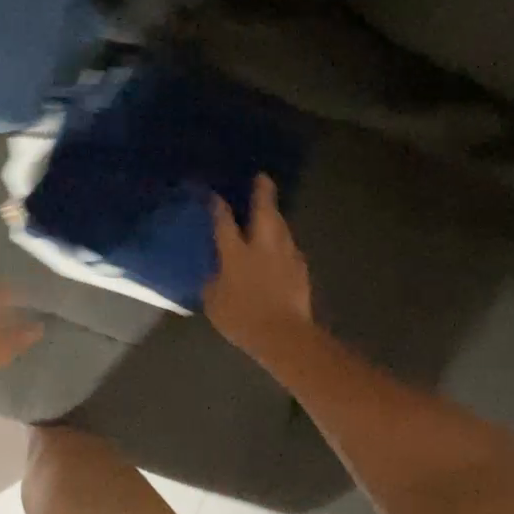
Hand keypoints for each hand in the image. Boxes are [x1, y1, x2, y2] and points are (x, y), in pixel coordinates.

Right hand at [203, 173, 314, 358]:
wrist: (282, 334)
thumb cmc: (241, 319)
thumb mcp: (214, 302)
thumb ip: (213, 282)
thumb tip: (216, 273)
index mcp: (236, 254)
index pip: (225, 223)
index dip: (219, 208)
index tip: (216, 195)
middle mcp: (262, 246)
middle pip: (264, 212)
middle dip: (263, 193)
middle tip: (262, 179)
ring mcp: (285, 255)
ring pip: (281, 227)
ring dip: (275, 216)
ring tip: (271, 211)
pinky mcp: (300, 268)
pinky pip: (290, 247)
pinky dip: (283, 242)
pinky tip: (280, 247)